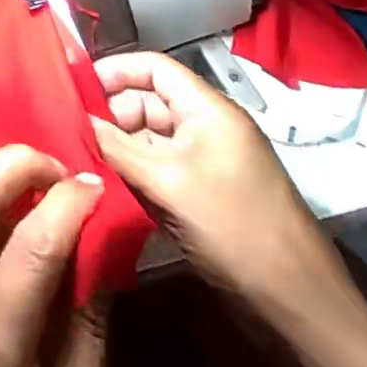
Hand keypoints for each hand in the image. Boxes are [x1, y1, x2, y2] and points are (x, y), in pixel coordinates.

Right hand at [88, 52, 332, 307]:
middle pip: (149, 102)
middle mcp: (206, 126)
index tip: (74, 89)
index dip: (115, 71)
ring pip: (151, 139)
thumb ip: (119, 149)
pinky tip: (107, 187)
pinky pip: (160, 170)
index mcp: (208, 108)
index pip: (155, 68)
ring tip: (81, 162)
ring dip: (120, 148)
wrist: (294, 299)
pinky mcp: (202, 192)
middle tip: (73, 138)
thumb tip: (78, 122)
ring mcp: (205, 161)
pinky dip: (135, 174)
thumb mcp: (168, 183)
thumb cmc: (232, 226)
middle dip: (111, 115)